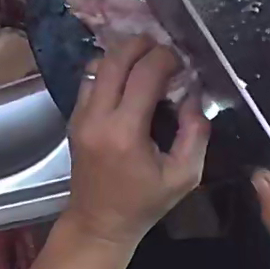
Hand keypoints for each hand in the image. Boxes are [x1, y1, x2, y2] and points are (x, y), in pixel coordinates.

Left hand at [62, 37, 209, 249]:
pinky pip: (90, 81)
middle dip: (141, 45)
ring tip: (147, 59)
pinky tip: (129, 77)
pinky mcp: (73, 118)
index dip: (166, 58)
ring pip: (98, 66)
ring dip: (123, 55)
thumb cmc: (144, 203)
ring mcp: (80, 116)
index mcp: (125, 132)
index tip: (181, 60)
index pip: (144, 75)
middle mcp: (97, 117)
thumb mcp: (184, 176)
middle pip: (115, 60)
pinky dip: (110, 70)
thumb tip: (193, 96)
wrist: (98, 223)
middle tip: (163, 47)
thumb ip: (195, 133)